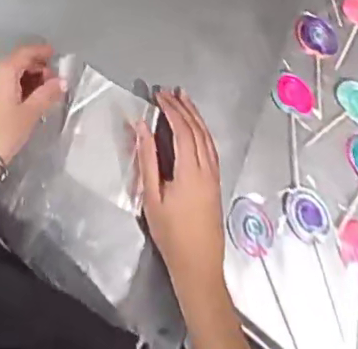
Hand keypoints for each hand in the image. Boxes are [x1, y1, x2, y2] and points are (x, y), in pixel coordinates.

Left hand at [0, 43, 66, 168]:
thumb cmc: (5, 130)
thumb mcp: (30, 112)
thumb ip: (47, 94)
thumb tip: (62, 81)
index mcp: (4, 69)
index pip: (26, 53)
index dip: (41, 52)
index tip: (56, 54)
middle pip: (19, 61)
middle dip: (38, 67)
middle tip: (56, 80)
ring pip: (13, 71)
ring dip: (31, 77)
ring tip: (48, 90)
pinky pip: (7, 81)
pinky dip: (21, 84)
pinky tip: (33, 96)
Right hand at [135, 90, 225, 286]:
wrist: (198, 267)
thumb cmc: (170, 233)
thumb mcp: (151, 196)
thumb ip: (147, 159)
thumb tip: (142, 126)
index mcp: (191, 171)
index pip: (183, 131)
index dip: (172, 110)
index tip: (158, 96)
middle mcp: (207, 170)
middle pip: (198, 131)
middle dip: (184, 108)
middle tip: (171, 91)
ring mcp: (215, 177)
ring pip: (208, 139)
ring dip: (196, 117)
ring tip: (185, 100)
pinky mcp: (216, 185)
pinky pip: (211, 149)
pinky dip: (203, 132)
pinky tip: (196, 128)